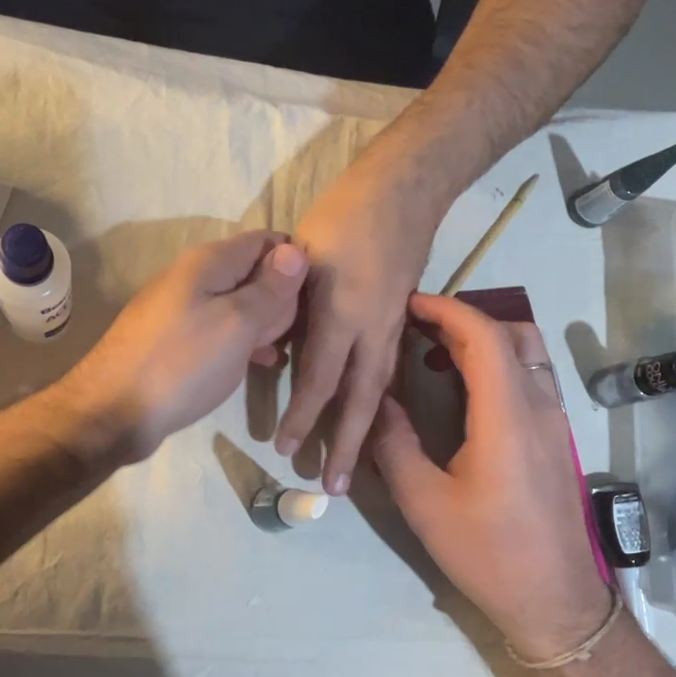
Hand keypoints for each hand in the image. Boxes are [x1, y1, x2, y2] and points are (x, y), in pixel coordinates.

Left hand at [54, 231, 308, 463]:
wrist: (113, 412)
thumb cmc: (181, 364)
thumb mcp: (236, 324)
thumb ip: (268, 289)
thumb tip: (296, 250)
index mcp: (208, 263)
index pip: (265, 241)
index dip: (296, 261)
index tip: (322, 294)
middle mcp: (192, 278)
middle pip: (251, 272)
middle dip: (282, 296)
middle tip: (305, 331)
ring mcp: (180, 310)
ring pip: (236, 305)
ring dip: (264, 323)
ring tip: (289, 350)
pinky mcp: (174, 341)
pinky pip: (218, 330)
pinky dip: (242, 342)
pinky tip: (260, 363)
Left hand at [279, 175, 434, 495]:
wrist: (404, 189)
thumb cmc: (343, 217)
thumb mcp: (302, 254)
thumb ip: (284, 301)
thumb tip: (270, 343)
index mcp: (340, 313)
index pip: (318, 377)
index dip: (303, 415)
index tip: (286, 448)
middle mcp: (370, 329)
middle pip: (358, 398)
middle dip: (346, 444)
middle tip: (336, 487)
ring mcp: (389, 326)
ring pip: (376, 388)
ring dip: (363, 429)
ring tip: (354, 466)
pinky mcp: (396, 319)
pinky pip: (384, 369)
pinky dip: (374, 399)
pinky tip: (365, 415)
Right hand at [370, 293, 612, 659]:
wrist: (554, 599)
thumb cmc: (486, 552)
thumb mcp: (423, 503)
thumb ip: (394, 445)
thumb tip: (374, 403)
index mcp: (507, 417)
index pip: (485, 338)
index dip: (447, 311)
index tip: (410, 303)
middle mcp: (540, 408)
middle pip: (513, 335)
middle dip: (465, 319)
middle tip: (418, 327)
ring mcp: (555, 424)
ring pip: (528, 356)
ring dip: (486, 341)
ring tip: (436, 353)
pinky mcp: (557, 440)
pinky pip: (531, 380)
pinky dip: (499, 365)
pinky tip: (464, 391)